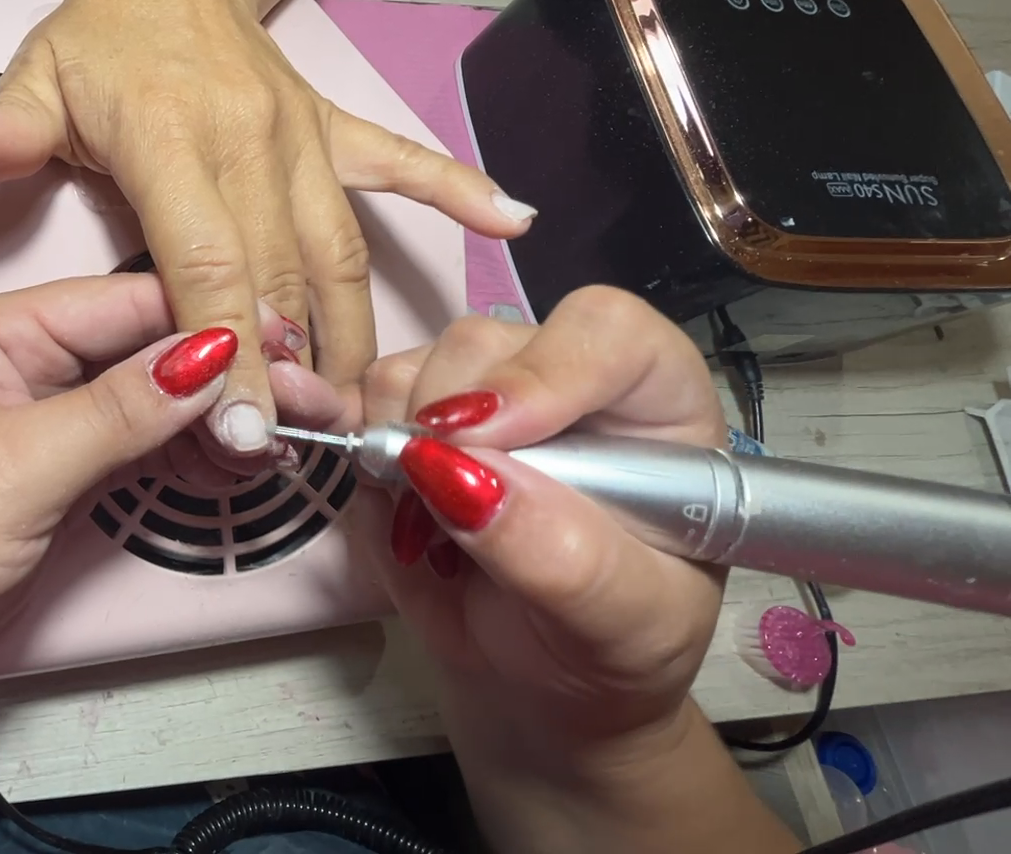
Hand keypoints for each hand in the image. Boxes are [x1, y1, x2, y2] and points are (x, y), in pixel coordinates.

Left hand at [0, 0, 534, 458]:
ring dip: (349, 328)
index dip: (227, 349)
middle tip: (298, 447)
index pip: (204, 264)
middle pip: (276, 275)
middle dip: (288, 368)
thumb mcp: (34, 80)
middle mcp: (249, 141)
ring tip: (359, 403)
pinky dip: (452, 189)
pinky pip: (396, 162)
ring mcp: (300, 135)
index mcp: (170, 140)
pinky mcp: (330, 129)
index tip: (244, 426)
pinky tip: (507, 222)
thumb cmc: (100, 42)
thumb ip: (0, 128)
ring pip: (335, 248)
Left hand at [0, 273, 337, 690]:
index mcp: (3, 332)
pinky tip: (234, 456)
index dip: (213, 321)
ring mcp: (49, 415)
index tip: (284, 348)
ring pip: (154, 397)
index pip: (129, 303)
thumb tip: (203, 357)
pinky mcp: (61, 464)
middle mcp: (29, 360)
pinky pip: (139, 443)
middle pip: (151, 348)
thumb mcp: (13, 468)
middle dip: (231, 371)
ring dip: (219, 413)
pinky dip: (188, 451)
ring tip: (291, 428)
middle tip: (309, 396)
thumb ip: (114, 411)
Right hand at [357, 286, 728, 751]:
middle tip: (434, 497)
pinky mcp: (408, 416)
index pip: (609, 336)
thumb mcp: (617, 623)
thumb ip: (558, 553)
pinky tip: (394, 497)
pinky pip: (364, 396)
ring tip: (423, 514)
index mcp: (648, 415)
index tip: (485, 438)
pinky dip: (362, 440)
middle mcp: (557, 385)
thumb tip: (456, 474)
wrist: (526, 674)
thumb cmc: (599, 650)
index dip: (542, 369)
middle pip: (487, 340)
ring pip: (412, 363)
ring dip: (396, 433)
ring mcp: (472, 397)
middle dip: (446, 414)